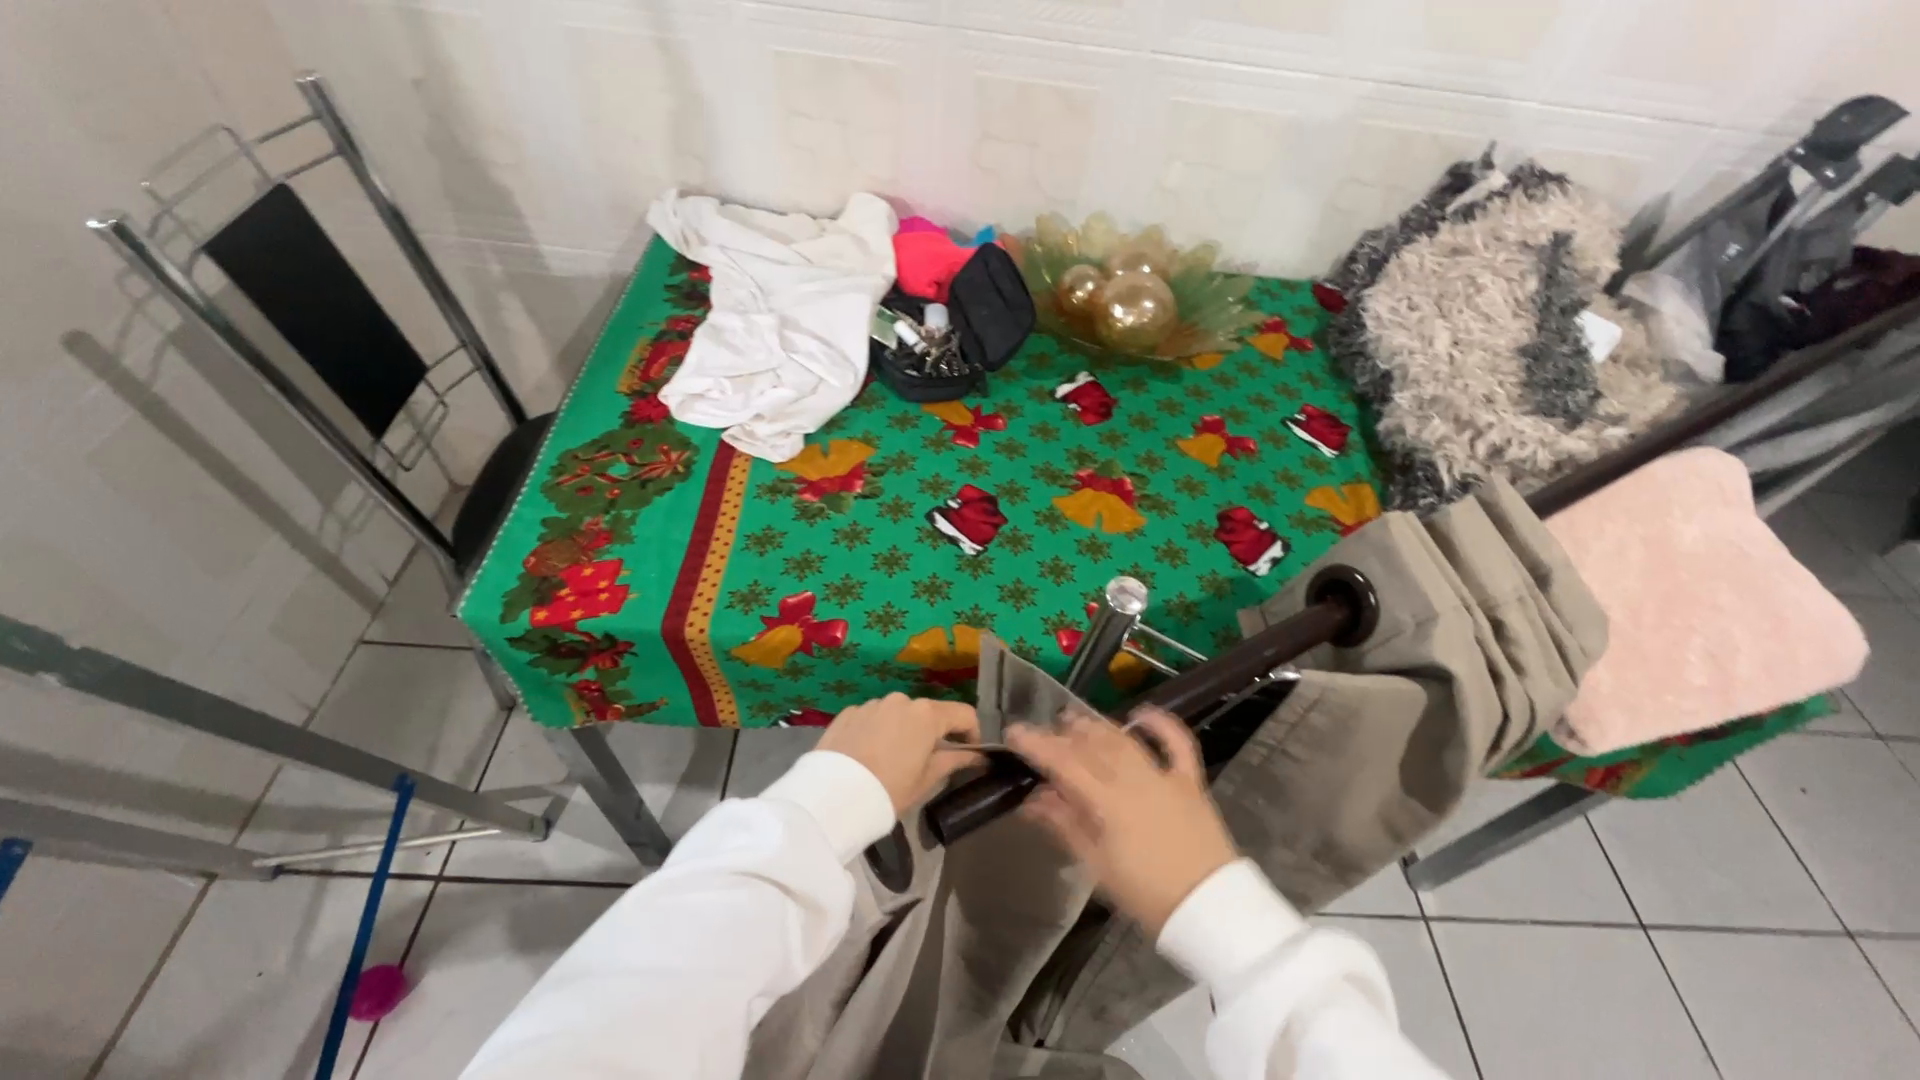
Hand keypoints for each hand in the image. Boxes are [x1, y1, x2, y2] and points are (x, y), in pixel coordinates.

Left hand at [818, 693, 983, 813]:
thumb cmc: (889, 789)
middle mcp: (901, 700)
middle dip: (933, 733)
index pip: (963, 714)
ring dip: (903, 730)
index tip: (968, 752)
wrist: (832, 796)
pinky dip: (878, 731)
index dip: (972, 732)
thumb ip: (954, 761)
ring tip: (892, 760)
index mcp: (926, 714)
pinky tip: (868, 756)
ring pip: (898, 714)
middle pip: (928, 713)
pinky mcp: (848, 713)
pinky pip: (873, 718)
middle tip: (927, 762)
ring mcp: (872, 704)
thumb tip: (977, 756)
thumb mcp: (927, 780)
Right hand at [1008, 708, 1238, 938]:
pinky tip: (1141, 713)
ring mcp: (1165, 777)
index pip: (1064, 763)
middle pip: (1093, 746)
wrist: (1210, 908)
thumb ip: (1065, 825)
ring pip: (1125, 740)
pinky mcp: (1191, 782)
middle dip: (1065, 734)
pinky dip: (1160, 724)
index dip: (1037, 745)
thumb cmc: (1146, 895)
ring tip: (1076, 720)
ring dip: (1098, 726)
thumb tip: (1033, 799)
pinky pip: (1177, 742)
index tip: (1014, 733)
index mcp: (1107, 802)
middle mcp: (1134, 779)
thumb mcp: (1097, 866)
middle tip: (1044, 732)